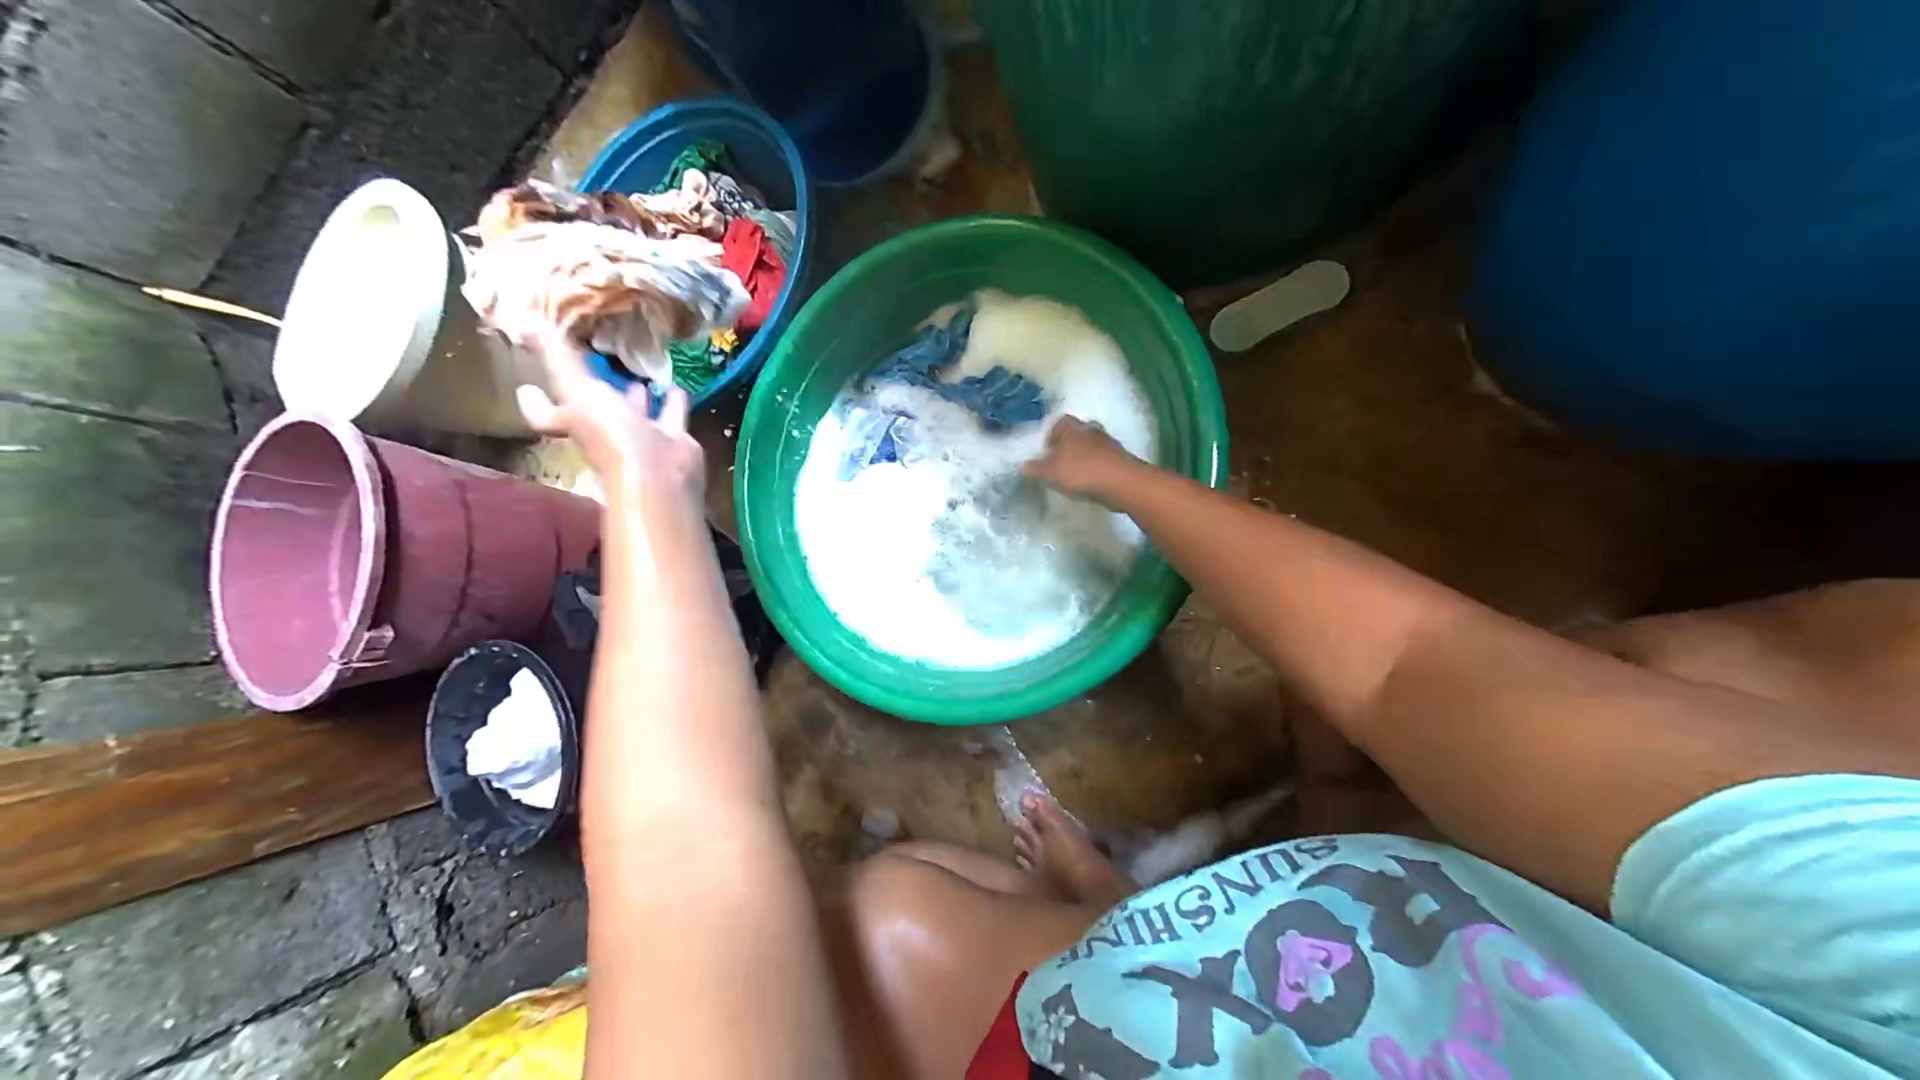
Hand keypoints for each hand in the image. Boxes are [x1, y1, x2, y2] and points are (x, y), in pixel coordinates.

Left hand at [516, 330, 703, 510]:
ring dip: (636, 393)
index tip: (529, 386)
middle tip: (598, 360)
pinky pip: (671, 413)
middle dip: (598, 387)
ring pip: (636, 409)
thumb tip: (525, 327)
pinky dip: (673, 399)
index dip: (539, 400)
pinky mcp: (671, 437)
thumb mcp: (578, 390)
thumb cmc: (613, 434)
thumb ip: (558, 360)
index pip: (550, 411)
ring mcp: (641, 435)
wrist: (660, 472)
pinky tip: (676, 383)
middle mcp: (606, 429)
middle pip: (597, 407)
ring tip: (639, 367)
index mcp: (577, 420)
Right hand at [1021, 414, 1137, 501]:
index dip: (1051, 435)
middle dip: (1069, 445)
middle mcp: (1091, 429)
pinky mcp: (1121, 457)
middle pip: (1077, 433)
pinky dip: (1097, 466)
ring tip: (1076, 475)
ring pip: (1092, 445)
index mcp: (1072, 427)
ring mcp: (1109, 442)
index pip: (1059, 422)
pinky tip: (1091, 481)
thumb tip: (1023, 465)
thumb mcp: (1050, 472)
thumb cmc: (1080, 472)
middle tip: (1061, 462)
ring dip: (1084, 456)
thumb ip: (1036, 468)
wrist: (1121, 482)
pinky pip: (1104, 458)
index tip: (1047, 452)